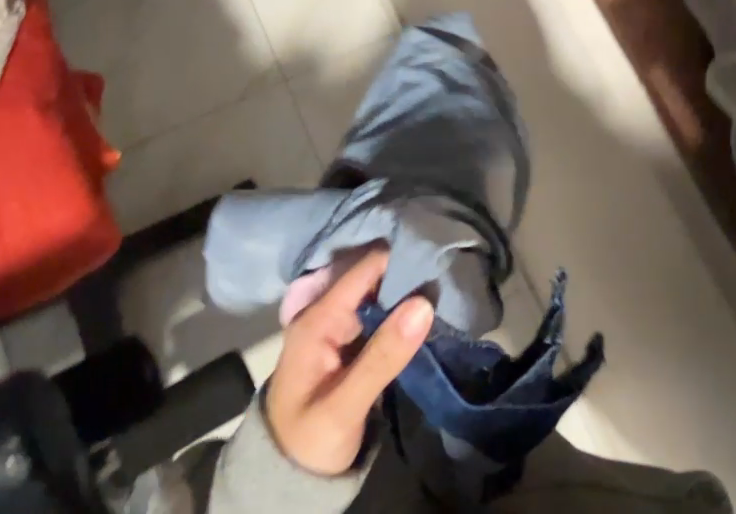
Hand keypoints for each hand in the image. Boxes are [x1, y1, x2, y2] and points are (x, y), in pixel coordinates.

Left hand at [264, 246, 433, 475]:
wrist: (287, 477)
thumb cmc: (310, 440)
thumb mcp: (345, 405)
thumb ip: (383, 356)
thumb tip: (424, 303)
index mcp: (318, 318)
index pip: (365, 268)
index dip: (401, 259)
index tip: (439, 257)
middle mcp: (325, 313)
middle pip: (373, 276)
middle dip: (407, 272)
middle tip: (448, 272)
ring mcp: (337, 327)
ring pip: (379, 294)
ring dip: (407, 291)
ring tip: (446, 285)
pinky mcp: (350, 342)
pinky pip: (380, 314)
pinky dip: (402, 310)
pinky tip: (428, 310)